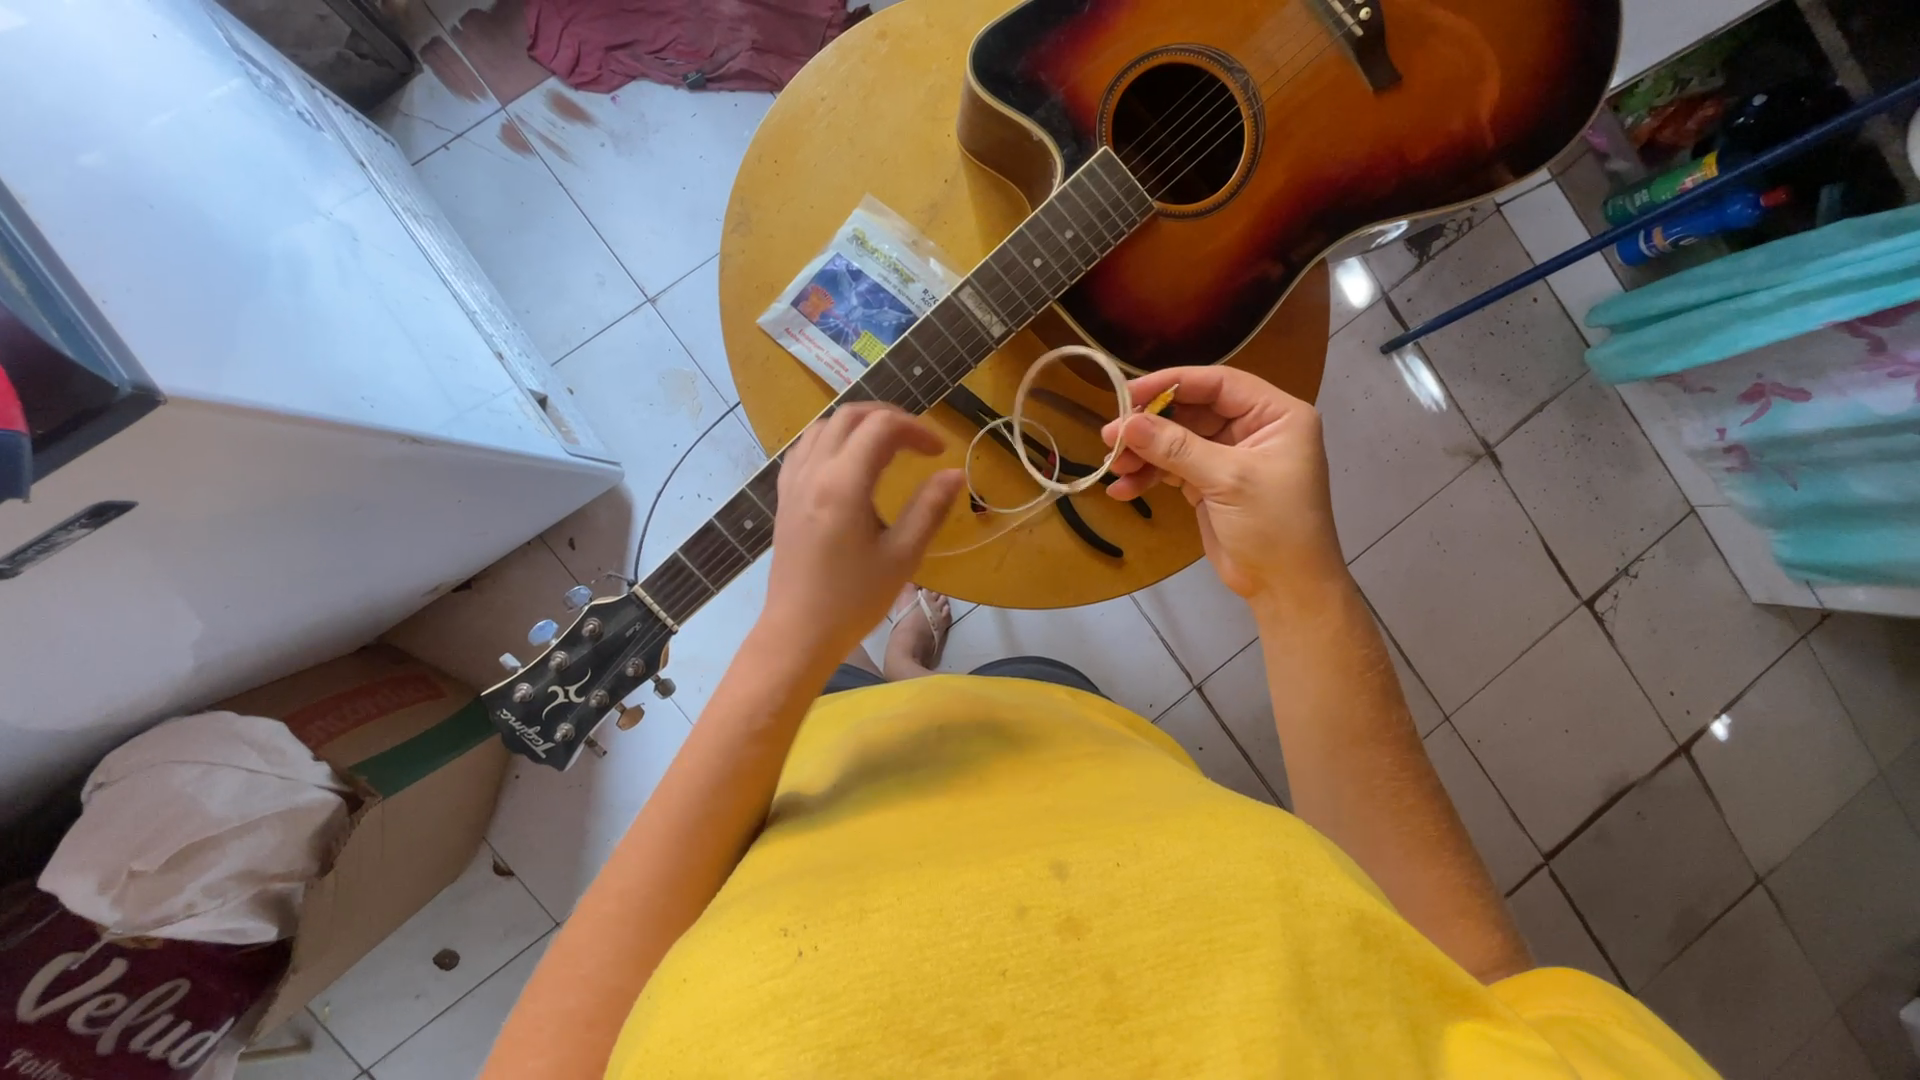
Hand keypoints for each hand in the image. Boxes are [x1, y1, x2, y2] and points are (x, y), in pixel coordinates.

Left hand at [763, 403, 964, 661]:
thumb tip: (955, 473)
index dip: (915, 429)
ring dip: (859, 426)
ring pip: (824, 426)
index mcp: (844, 484)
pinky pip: (805, 448)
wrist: (799, 632)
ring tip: (887, 447)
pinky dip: (832, 440)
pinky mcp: (784, 497)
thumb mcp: (902, 556)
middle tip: (918, 444)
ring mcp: (793, 482)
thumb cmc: (854, 599)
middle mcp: (813, 472)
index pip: (880, 427)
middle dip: (889, 419)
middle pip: (850, 416)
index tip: (939, 453)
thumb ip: (929, 509)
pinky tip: (848, 463)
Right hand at [1101, 367, 1341, 603]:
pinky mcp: (1210, 485)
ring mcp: (1229, 458)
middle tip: (1110, 436)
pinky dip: (1148, 478)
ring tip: (1113, 467)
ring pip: (1177, 442)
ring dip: (1144, 454)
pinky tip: (1123, 491)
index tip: (1127, 392)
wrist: (1287, 588)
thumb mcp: (1228, 480)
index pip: (1218, 383)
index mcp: (1275, 415)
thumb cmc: (1275, 526)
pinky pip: (1173, 470)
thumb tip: (1126, 423)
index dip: (1171, 383)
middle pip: (1192, 412)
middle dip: (1151, 425)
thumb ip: (1176, 448)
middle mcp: (1253, 429)